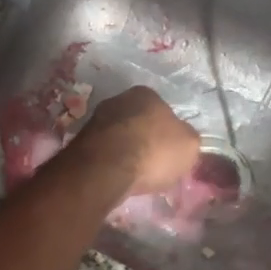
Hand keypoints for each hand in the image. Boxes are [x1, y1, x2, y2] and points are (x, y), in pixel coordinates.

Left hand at [70, 87, 200, 195]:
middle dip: (144, 138)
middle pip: (138, 120)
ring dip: (126, 150)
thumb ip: (188, 138)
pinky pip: (104, 150)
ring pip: (119, 135)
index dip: (168, 131)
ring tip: (134, 173)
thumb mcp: (189, 145)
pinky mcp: (81, 140)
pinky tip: (117, 175)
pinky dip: (111, 161)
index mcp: (146, 93)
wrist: (106, 168)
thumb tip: (183, 138)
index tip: (170, 151)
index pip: (162, 109)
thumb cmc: (153, 150)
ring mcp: (96, 118)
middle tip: (152, 162)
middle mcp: (119, 99)